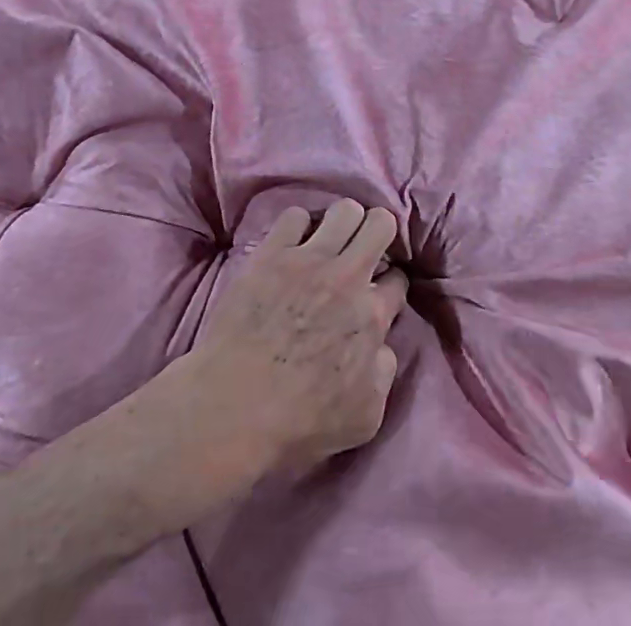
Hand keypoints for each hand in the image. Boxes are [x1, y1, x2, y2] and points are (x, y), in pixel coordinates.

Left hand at [188, 199, 409, 474]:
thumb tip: (383, 346)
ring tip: (330, 241)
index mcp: (373, 315)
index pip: (398, 279)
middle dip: (378, 233)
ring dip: (343, 223)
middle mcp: (348, 277)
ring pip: (344, 210)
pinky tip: (292, 245)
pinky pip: (294, 215)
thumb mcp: (365, 416)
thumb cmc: (299, 421)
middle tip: (363, 250)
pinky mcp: (270, 255)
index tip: (378, 294)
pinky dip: (298, 227)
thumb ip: (385, 373)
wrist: (232, 408)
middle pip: (380, 224)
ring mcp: (308, 261)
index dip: (390, 285)